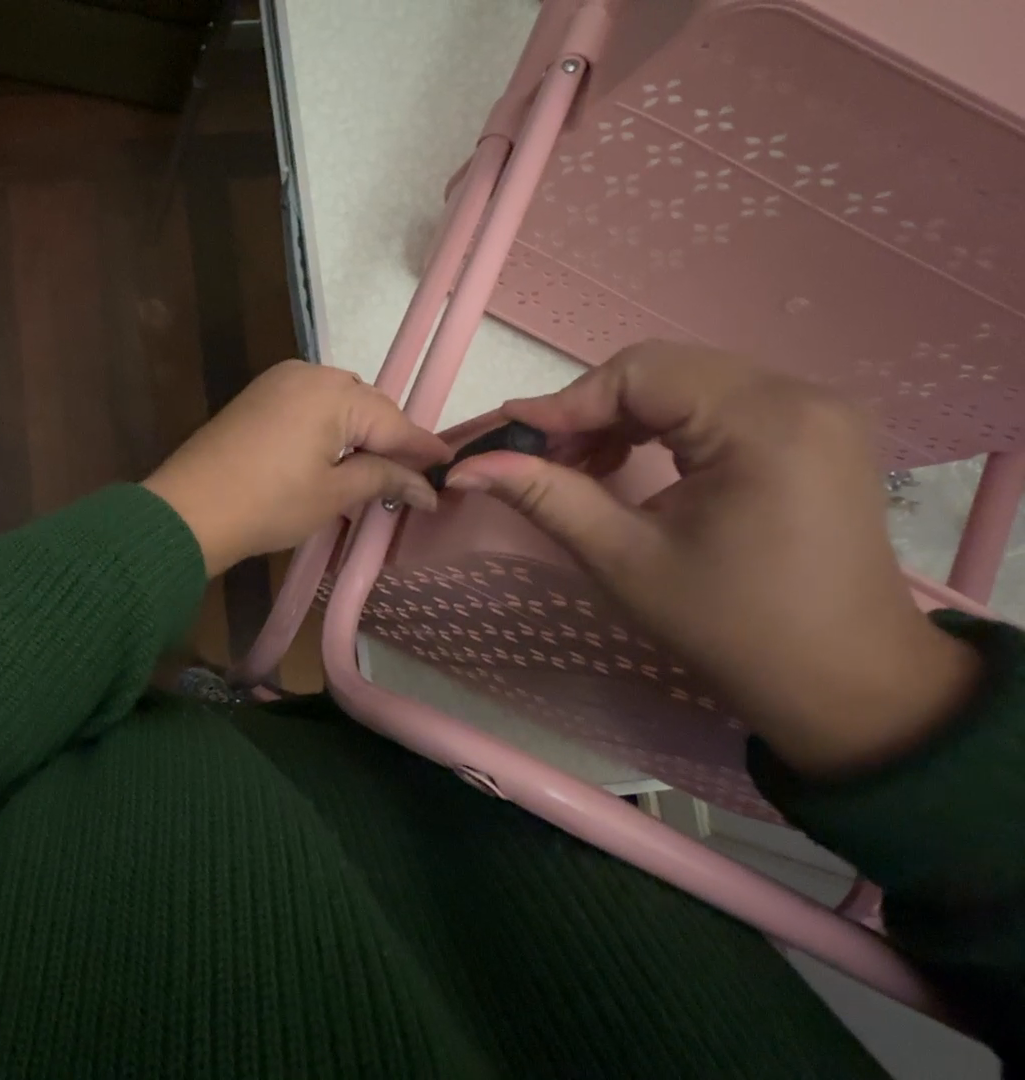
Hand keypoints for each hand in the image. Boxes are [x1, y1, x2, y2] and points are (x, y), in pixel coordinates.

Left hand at [143, 360, 449, 576]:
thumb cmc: (267, 505)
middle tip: (409, 476)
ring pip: (337, 404)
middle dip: (388, 439)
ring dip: (357, 432)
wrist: (188, 511)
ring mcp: (276, 382)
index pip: (393, 421)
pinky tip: (334, 455)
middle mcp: (307, 374)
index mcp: (333, 392)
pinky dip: (327, 429)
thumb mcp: (333, 494)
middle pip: (366, 406)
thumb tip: (425, 486)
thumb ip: (382, 479)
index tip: (448, 468)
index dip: (422, 449)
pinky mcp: (256, 398)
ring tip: (373, 470)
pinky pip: (307, 407)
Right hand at [446, 342, 979, 776]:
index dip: (564, 402)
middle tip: (539, 460)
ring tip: (577, 467)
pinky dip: (658, 425)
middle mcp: (801, 397)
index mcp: (763, 425)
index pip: (640, 374)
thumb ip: (544, 496)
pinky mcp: (812, 430)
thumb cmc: (726, 623)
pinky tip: (626, 464)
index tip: (507, 442)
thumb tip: (465, 468)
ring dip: (619, 416)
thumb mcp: (621, 557)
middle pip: (662, 370)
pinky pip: (715, 402)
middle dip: (589, 409)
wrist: (841, 677)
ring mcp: (815, 410)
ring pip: (685, 382)